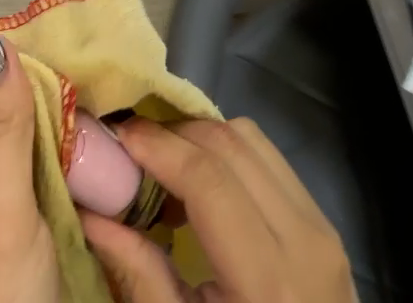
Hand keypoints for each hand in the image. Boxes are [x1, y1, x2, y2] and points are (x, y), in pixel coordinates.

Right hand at [80, 118, 356, 302]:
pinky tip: (199, 185)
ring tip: (162, 167)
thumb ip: (139, 273)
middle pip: (231, 145)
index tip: (114, 134)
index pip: (209, 179)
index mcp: (268, 278)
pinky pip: (268, 159)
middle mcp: (305, 237)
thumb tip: (88, 212)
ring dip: (200, 137)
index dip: (157, 146)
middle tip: (128, 147)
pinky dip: (227, 153)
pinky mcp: (324, 219)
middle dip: (173, 133)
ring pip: (252, 139)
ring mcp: (322, 224)